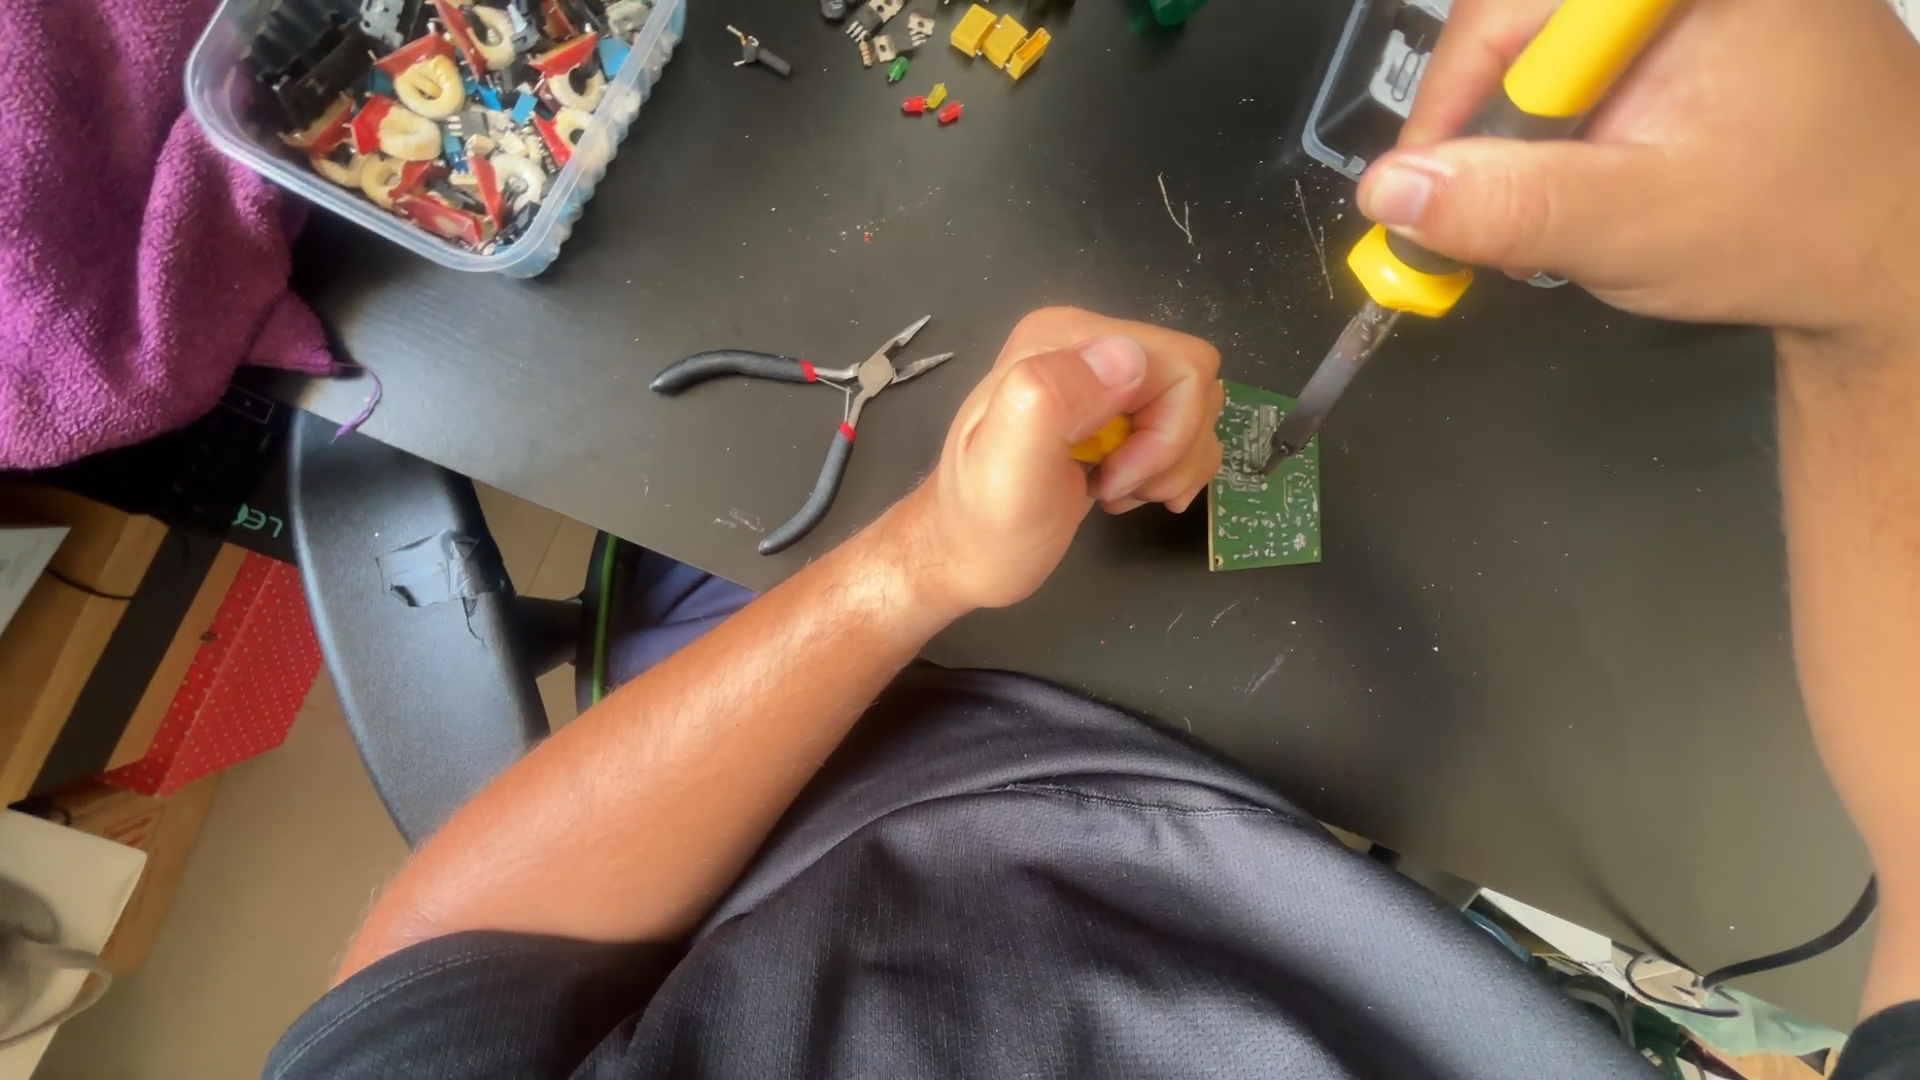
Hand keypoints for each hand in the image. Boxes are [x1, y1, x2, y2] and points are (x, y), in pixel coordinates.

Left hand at [891, 307, 1221, 611]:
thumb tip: (1127, 357)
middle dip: (1170, 452)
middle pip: (1194, 387)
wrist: (969, 555)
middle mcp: (1087, 345)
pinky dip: (1166, 470)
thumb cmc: (986, 527)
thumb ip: (1053, 400)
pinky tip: (1121, 489)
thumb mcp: (1008, 469)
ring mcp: (1103, 379)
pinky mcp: (1116, 411)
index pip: (1180, 366)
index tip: (1112, 474)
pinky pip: (1185, 429)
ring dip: (1170, 466)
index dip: (1165, 434)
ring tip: (1113, 490)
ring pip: (1198, 410)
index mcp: (1063, 339)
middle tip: (1113, 486)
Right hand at [1356, 0, 1919, 347]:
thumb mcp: (1628, 227)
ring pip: (1520, 64)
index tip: (1423, 197)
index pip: (1504, 12)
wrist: (1886, 245)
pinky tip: (1557, 191)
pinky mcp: (1663, 41)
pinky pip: (1555, 81)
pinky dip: (1531, 146)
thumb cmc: (1785, 229)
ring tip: (1528, 219)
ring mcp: (1668, 11)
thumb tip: (1386, 193)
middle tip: (1474, 221)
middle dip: (1472, 137)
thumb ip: (1508, 206)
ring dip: (1498, 151)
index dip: (1445, 105)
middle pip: (1506, 36)